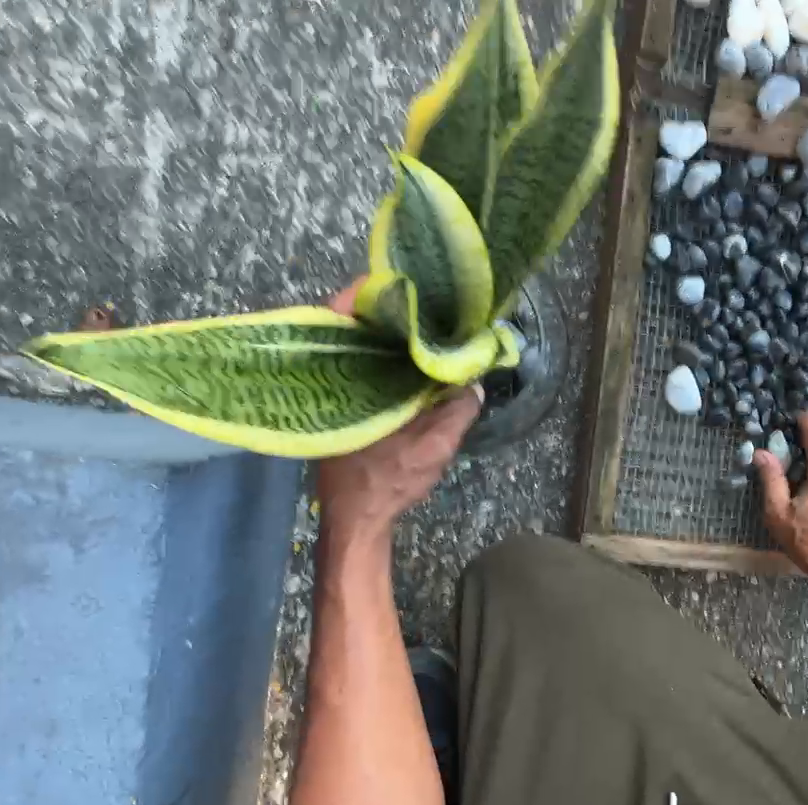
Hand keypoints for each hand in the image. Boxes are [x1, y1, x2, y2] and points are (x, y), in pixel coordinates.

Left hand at [315, 281, 481, 544]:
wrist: (356, 520)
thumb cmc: (385, 483)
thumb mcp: (431, 446)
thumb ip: (456, 410)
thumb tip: (474, 383)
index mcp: (346, 378)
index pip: (346, 314)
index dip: (372, 291)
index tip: (403, 281)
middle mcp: (333, 378)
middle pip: (352, 324)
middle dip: (386, 308)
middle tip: (422, 299)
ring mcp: (334, 392)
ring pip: (356, 345)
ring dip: (385, 333)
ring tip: (422, 323)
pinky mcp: (341, 406)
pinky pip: (360, 366)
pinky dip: (382, 357)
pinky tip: (410, 361)